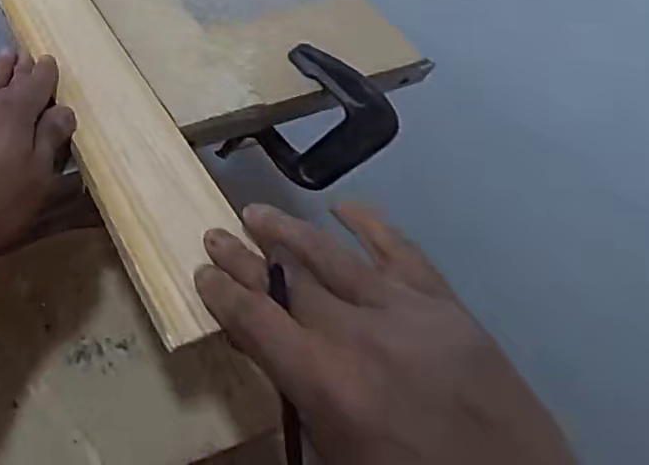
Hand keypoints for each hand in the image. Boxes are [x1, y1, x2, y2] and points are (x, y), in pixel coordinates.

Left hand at [0, 51, 74, 279]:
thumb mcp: (37, 179)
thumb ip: (51, 138)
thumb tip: (63, 108)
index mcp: (16, 111)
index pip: (37, 82)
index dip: (46, 72)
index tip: (50, 61)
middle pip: (8, 75)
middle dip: (21, 65)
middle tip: (27, 55)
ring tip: (5, 56)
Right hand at [197, 204, 574, 464]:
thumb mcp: (335, 454)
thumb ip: (293, 393)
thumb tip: (256, 343)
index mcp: (326, 382)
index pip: (252, 316)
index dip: (220, 289)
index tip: (202, 272)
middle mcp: (357, 336)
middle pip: (283, 278)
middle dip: (241, 255)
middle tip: (215, 234)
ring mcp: (404, 313)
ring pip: (328, 254)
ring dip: (285, 230)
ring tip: (256, 213)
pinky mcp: (446, 307)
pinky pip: (400, 252)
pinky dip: (369, 225)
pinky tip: (343, 209)